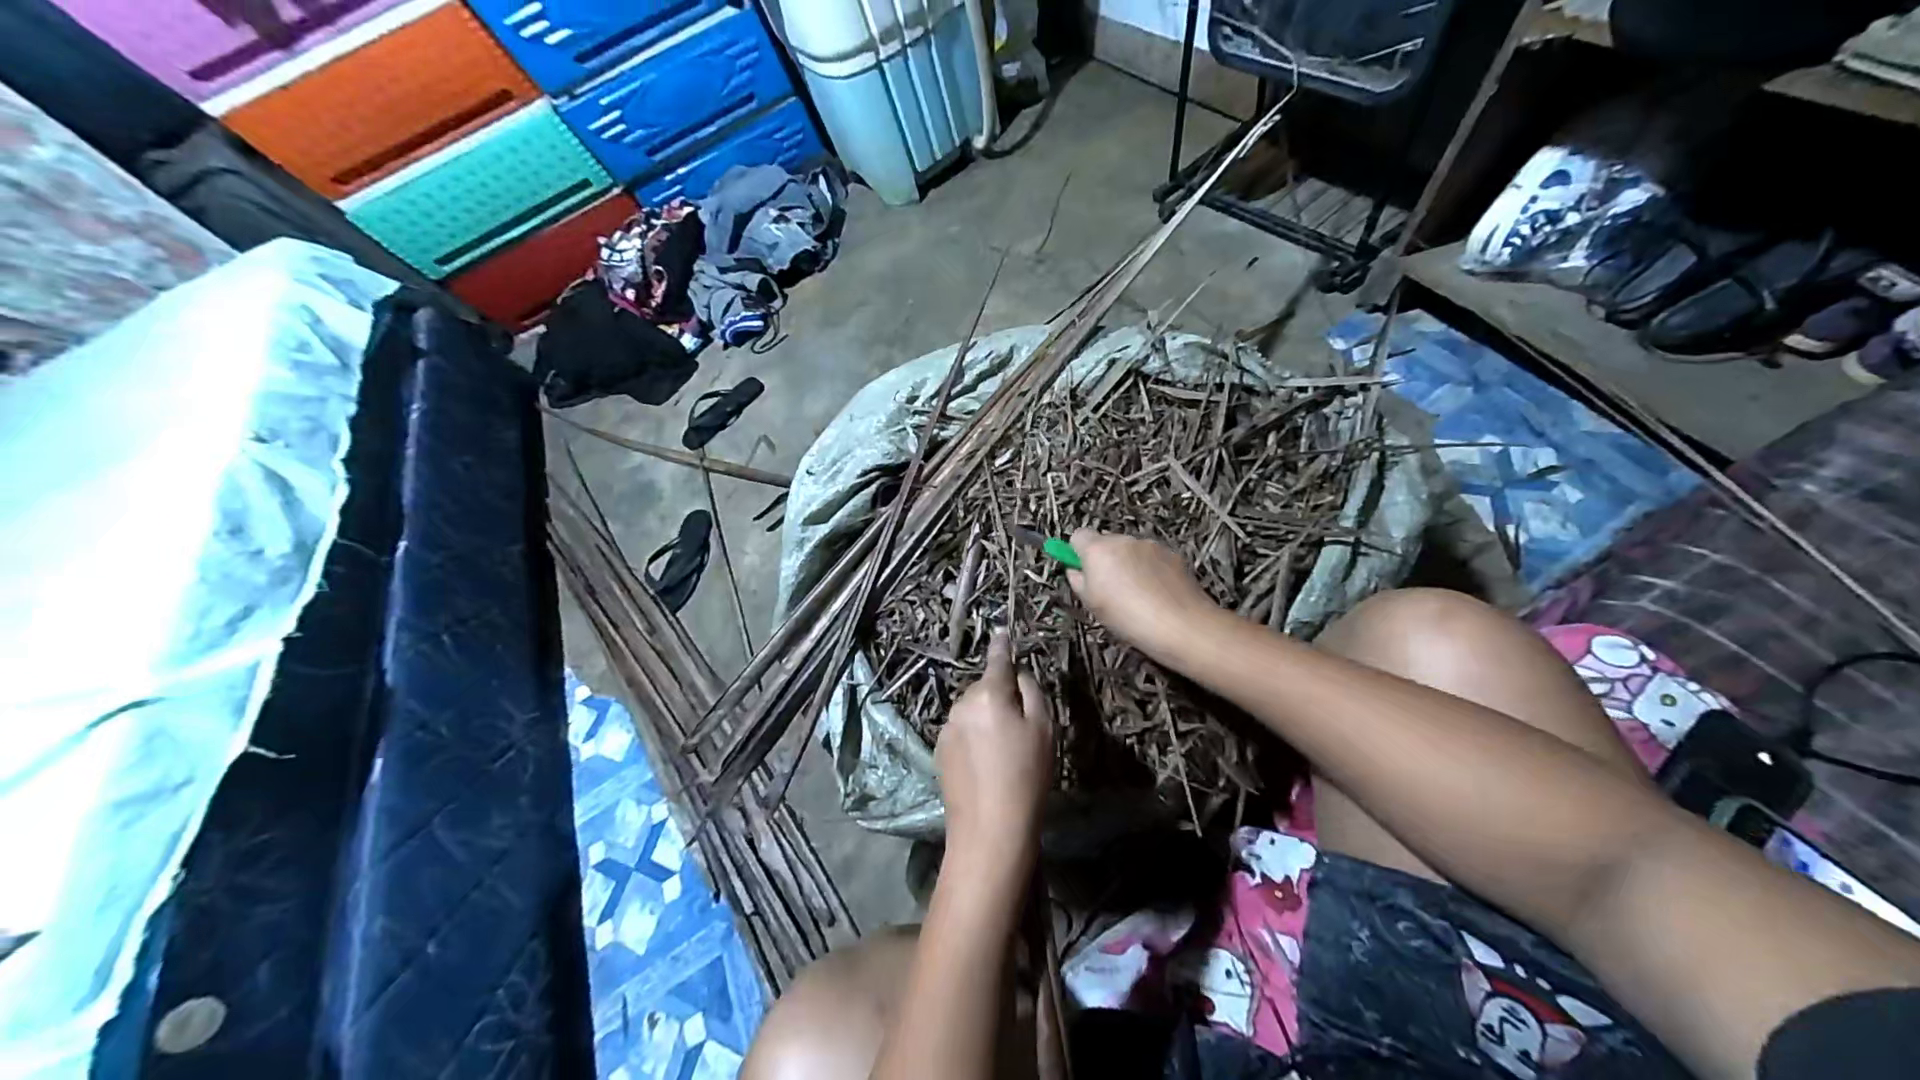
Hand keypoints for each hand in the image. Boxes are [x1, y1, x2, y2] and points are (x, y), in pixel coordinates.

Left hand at [937, 631, 1053, 859]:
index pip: (997, 660)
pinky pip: (962, 731)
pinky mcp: (939, 750)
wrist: (989, 828)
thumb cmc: (1026, 776)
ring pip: (972, 710)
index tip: (1002, 632)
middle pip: (986, 688)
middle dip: (1000, 696)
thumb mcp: (1043, 729)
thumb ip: (1031, 692)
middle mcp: (961, 703)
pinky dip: (974, 737)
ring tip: (1004, 752)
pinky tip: (986, 764)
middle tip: (1022, 727)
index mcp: (988, 693)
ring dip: (986, 718)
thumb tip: (1018, 673)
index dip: (1002, 646)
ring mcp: (946, 727)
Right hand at [1065, 529, 1220, 660]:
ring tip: (1136, 596)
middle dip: (1105, 560)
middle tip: (1109, 589)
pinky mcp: (1172, 555)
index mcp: (1098, 550)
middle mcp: (1124, 541)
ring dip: (1128, 565)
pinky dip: (1150, 570)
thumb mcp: (1092, 605)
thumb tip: (1076, 571)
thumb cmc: (1129, 617)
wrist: (1181, 625)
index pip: (1078, 535)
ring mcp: (1151, 546)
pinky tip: (1156, 595)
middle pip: (1106, 542)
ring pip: (1131, 550)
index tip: (1082, 571)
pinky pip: (1152, 558)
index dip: (1077, 552)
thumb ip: (1078, 581)